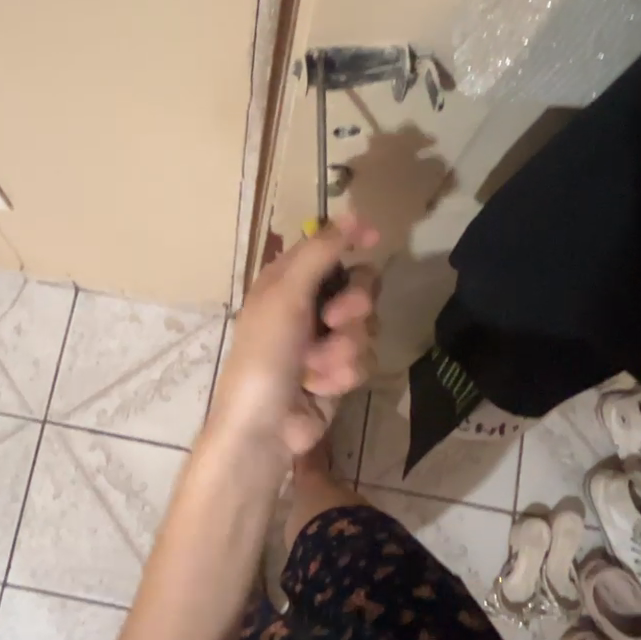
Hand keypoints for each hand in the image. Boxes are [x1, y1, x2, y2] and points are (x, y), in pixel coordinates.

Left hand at [209, 214, 378, 455]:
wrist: (265, 426)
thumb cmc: (265, 354)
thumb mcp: (286, 296)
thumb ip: (320, 253)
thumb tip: (353, 213)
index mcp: (287, 282)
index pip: (327, 248)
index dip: (351, 240)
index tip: (375, 238)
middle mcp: (308, 307)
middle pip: (360, 286)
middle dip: (354, 307)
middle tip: (334, 321)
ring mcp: (325, 341)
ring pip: (367, 327)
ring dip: (344, 349)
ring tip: (315, 367)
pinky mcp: (339, 373)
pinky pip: (363, 360)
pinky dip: (342, 374)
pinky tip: (319, 387)